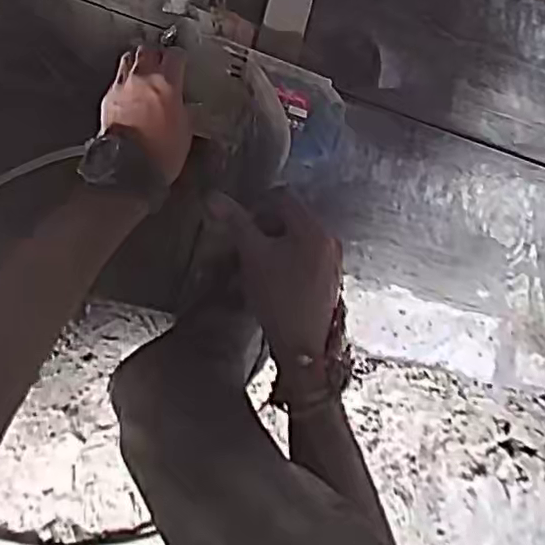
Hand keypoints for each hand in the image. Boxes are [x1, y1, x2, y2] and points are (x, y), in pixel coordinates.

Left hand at [98, 44, 190, 184]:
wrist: (128, 167)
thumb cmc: (160, 153)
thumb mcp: (185, 130)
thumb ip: (183, 109)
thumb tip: (182, 104)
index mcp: (167, 85)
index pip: (174, 55)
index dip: (179, 56)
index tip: (180, 60)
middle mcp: (143, 79)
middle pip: (148, 50)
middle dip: (155, 54)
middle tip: (160, 61)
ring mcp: (123, 86)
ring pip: (128, 58)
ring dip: (137, 61)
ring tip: (142, 69)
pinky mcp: (108, 97)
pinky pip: (117, 79)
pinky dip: (124, 80)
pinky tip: (128, 90)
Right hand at [209, 192, 341, 367]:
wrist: (302, 349)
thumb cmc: (277, 297)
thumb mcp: (251, 254)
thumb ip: (234, 221)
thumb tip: (212, 196)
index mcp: (312, 229)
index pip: (282, 196)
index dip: (257, 204)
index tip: (240, 223)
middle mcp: (328, 239)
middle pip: (292, 215)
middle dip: (265, 223)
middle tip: (246, 242)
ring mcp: (333, 260)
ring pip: (298, 236)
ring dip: (275, 240)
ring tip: (256, 260)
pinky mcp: (331, 279)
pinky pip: (307, 254)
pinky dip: (288, 256)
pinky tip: (273, 276)